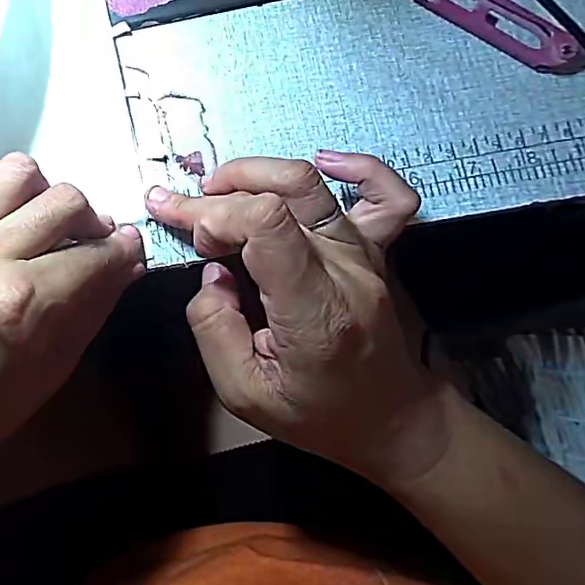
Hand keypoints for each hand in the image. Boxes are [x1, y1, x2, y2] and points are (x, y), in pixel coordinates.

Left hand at [0, 152, 145, 503]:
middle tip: (87, 243)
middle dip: (90, 220)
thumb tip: (127, 257)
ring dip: (41, 191)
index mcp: (22, 300)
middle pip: (62, 200)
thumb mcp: (52, 368)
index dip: (122, 250)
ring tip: (40, 221)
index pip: (95, 253)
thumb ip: (94, 304)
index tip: (126, 249)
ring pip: (12, 171)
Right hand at [144, 152, 448, 487]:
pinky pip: (386, 196)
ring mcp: (366, 255)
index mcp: (315, 310)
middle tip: (186, 215)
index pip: (267, 223)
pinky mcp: (377, 250)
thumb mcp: (243, 394)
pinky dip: (357, 168)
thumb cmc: (320, 415)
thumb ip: (212, 329)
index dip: (217, 217)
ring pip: (313, 184)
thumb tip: (212, 274)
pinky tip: (325, 161)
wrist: (398, 423)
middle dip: (219, 194)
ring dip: (253, 174)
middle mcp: (345, 270)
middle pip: (283, 193)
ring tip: (218, 191)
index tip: (198, 244)